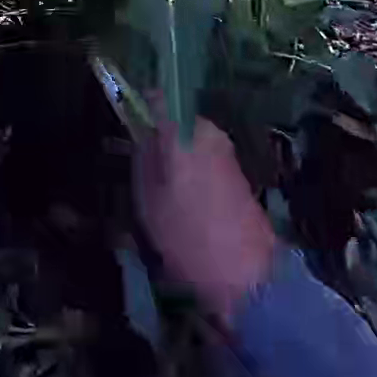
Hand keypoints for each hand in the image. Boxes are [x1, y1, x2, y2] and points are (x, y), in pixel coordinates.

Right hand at [133, 119, 276, 329]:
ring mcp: (229, 153)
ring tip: (163, 192)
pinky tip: (187, 204)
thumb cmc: (185, 235)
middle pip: (176, 121)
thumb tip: (142, 133)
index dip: (141, 106)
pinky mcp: (241, 174)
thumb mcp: (146, 198)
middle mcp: (210, 132)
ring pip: (193, 142)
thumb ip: (142, 157)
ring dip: (178, 157)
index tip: (129, 125)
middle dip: (160, 138)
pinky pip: (208, 160)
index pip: (158, 97)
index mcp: (184, 131)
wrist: (248, 279)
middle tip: (142, 168)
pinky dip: (195, 172)